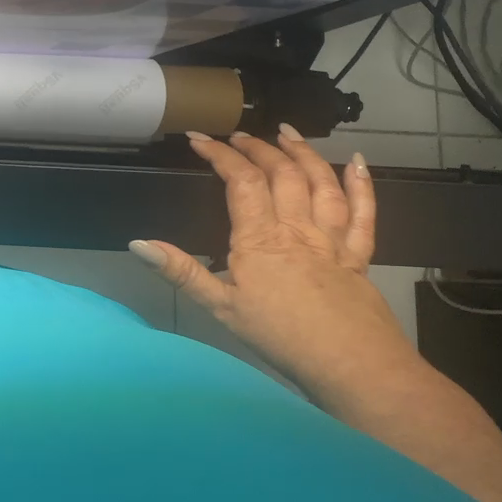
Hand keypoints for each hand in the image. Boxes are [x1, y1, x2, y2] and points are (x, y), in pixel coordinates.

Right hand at [131, 126, 417, 402]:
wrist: (354, 368)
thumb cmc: (282, 338)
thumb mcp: (221, 308)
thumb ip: (181, 271)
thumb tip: (138, 243)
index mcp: (260, 240)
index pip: (241, 182)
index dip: (220, 155)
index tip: (199, 139)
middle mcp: (298, 230)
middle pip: (281, 174)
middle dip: (257, 148)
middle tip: (238, 135)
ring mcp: (333, 240)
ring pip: (321, 184)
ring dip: (303, 153)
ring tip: (287, 133)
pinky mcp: (359, 256)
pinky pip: (364, 213)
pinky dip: (361, 183)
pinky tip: (357, 162)